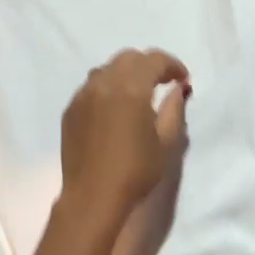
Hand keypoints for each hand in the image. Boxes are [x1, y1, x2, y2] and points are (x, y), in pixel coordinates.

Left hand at [60, 49, 190, 214]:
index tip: (183, 79)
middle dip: (149, 65)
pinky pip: (91, 87)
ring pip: (107, 69)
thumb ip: (174, 109)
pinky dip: (108, 89)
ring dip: (126, 74)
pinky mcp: (70, 110)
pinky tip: (116, 111)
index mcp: (131, 88)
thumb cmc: (136, 171)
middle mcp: (103, 83)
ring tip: (138, 96)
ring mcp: (82, 95)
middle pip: (128, 58)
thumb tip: (177, 89)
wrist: (93, 196)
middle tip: (163, 84)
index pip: (154, 60)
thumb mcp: (166, 142)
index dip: (173, 65)